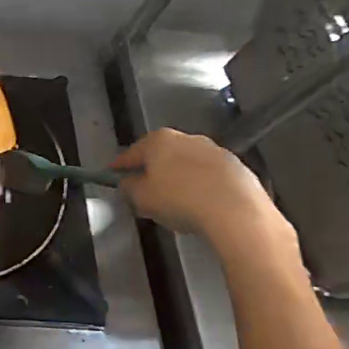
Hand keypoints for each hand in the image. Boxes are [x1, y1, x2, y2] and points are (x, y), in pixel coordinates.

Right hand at [114, 128, 297, 264]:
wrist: (235, 210)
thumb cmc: (179, 200)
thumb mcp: (141, 198)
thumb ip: (128, 188)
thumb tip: (128, 183)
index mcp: (159, 140)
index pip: (131, 153)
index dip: (119, 167)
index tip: (112, 176)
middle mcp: (187, 137)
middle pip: (161, 155)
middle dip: (151, 171)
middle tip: (144, 193)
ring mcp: (214, 150)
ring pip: (186, 164)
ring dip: (177, 178)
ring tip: (174, 203)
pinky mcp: (236, 167)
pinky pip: (208, 177)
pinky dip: (200, 186)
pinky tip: (199, 205)